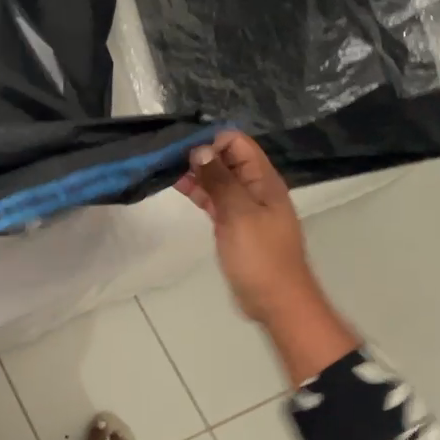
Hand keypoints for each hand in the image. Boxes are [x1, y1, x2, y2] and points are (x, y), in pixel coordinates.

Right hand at [173, 131, 323, 326]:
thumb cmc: (260, 256)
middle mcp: (255, 188)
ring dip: (195, 172)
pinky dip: (198, 191)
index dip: (211, 140)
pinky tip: (177, 186)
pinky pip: (214, 198)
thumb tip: (200, 149)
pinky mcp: (233, 223)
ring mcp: (244, 206)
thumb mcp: (238, 214)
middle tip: (166, 156)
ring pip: (218, 178)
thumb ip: (220, 180)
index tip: (182, 147)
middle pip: (227, 158)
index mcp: (263, 181)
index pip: (238, 143)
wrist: (275, 300)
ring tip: (164, 167)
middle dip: (199, 153)